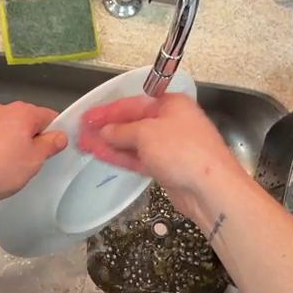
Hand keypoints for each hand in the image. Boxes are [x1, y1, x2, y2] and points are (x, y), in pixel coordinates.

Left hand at [0, 101, 67, 201]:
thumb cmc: (1, 168)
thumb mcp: (33, 160)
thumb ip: (50, 144)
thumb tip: (61, 135)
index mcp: (24, 112)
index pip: (51, 116)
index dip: (57, 132)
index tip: (55, 150)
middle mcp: (5, 109)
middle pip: (30, 120)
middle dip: (36, 138)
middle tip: (35, 161)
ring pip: (13, 128)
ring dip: (18, 142)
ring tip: (14, 164)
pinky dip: (1, 145)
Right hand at [78, 92, 245, 216]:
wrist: (210, 188)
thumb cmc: (181, 150)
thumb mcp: (147, 133)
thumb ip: (122, 131)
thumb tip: (105, 131)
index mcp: (171, 104)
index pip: (133, 103)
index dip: (108, 110)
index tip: (87, 117)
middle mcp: (171, 122)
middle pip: (133, 122)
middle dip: (107, 128)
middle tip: (82, 132)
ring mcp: (169, 146)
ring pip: (134, 142)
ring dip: (110, 143)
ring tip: (85, 145)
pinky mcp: (166, 167)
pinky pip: (139, 158)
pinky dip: (121, 156)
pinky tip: (101, 155)